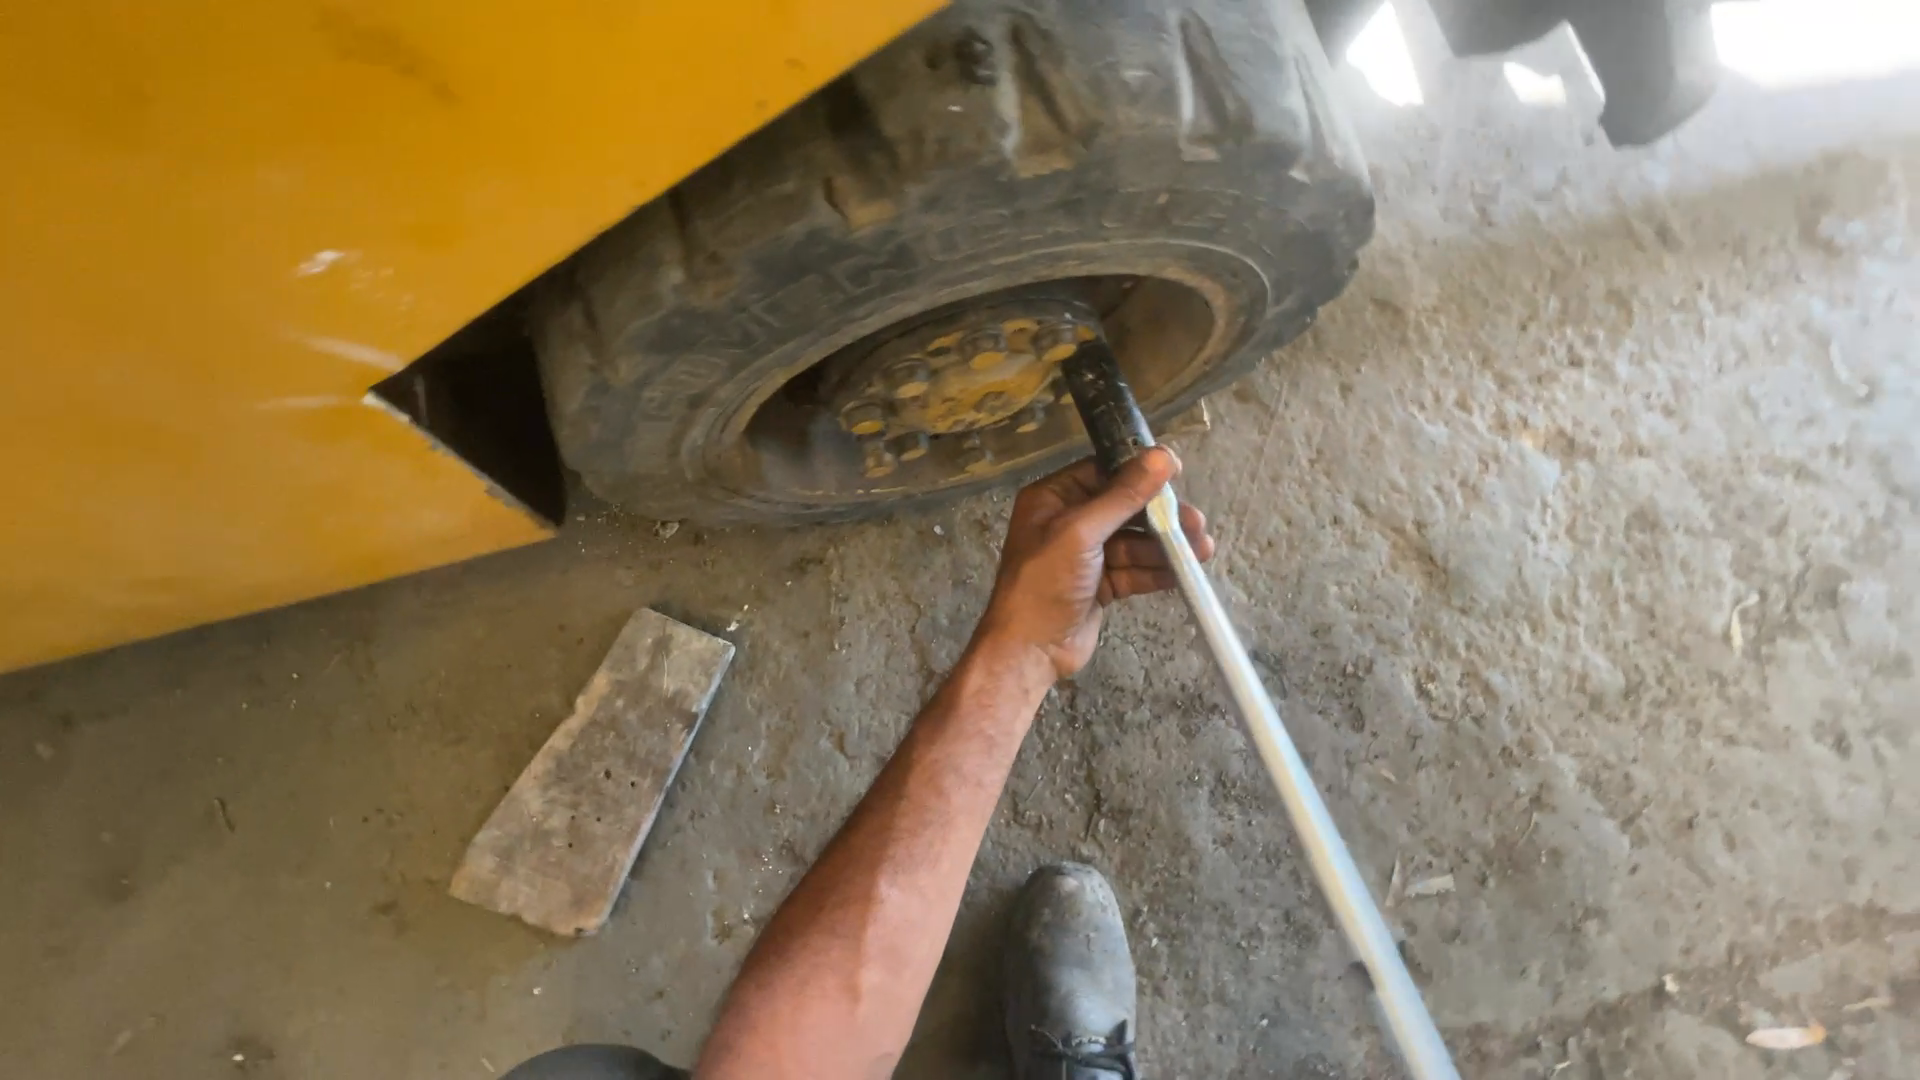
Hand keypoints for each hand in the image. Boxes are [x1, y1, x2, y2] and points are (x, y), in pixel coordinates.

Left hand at [975, 448, 1215, 679]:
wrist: (1030, 649)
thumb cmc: (1045, 582)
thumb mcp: (1081, 532)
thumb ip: (1123, 496)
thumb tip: (1161, 457)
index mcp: (1052, 499)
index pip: (1101, 473)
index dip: (1137, 473)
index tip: (1176, 473)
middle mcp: (1068, 522)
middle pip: (1123, 509)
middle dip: (1160, 517)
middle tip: (1196, 522)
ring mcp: (1085, 555)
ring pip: (1133, 542)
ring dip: (1165, 546)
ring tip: (1202, 550)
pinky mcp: (1100, 584)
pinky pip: (1134, 570)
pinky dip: (1156, 571)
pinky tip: (1183, 573)